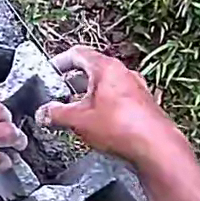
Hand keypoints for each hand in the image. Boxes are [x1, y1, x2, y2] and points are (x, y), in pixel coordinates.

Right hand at [35, 47, 187, 166]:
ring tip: (75, 111)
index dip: (59, 62)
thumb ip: (56, 114)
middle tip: (58, 94)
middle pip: (92, 69)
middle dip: (72, 82)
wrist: (155, 146)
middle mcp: (123, 73)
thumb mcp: (78, 120)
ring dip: (88, 95)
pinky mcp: (143, 104)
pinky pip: (117, 98)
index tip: (49, 72)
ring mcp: (135, 87)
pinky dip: (103, 104)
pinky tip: (97, 122)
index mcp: (106, 68)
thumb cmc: (120, 127)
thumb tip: (43, 113)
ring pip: (105, 85)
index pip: (77, 54)